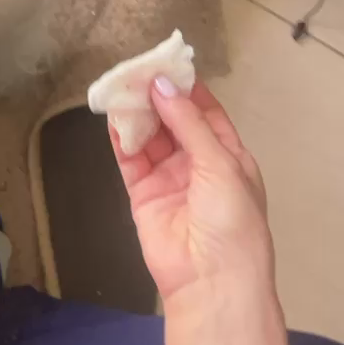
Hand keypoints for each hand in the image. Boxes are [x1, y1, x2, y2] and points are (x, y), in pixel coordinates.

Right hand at [110, 77, 273, 307]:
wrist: (210, 281)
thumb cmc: (231, 222)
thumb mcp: (220, 165)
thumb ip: (189, 124)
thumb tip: (162, 85)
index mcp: (228, 156)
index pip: (206, 112)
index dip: (187, 87)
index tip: (164, 63)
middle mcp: (197, 163)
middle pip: (173, 120)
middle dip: (156, 97)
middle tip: (134, 72)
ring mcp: (168, 177)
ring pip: (149, 137)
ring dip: (136, 114)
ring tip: (119, 89)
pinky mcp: (142, 192)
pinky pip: (130, 159)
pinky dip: (120, 139)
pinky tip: (112, 119)